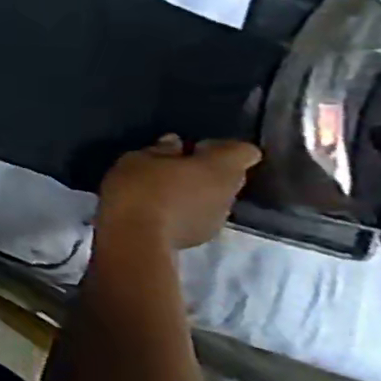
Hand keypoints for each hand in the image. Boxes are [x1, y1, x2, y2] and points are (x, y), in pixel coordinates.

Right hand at [96, 135, 261, 250]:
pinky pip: (200, 214)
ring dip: (194, 191)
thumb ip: (161, 150)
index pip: (244, 151)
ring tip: (160, 192)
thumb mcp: (138, 159)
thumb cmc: (139, 188)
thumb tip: (175, 143)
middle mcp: (229, 192)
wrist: (136, 237)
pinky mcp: (204, 235)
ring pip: (214, 196)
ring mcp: (220, 217)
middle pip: (228, 175)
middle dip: (204, 170)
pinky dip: (185, 210)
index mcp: (219, 168)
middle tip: (169, 169)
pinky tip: (158, 211)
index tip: (193, 148)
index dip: (221, 147)